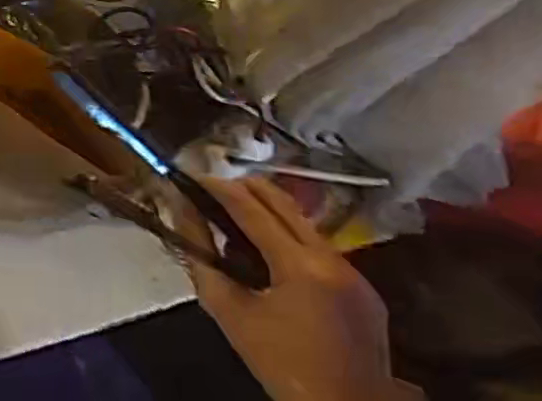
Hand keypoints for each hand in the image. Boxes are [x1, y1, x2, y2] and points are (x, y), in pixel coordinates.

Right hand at [184, 177, 422, 400]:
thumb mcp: (226, 308)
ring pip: (298, 220)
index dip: (212, 185)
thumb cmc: (281, 365)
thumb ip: (199, 252)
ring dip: (261, 212)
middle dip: (239, 188)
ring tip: (227, 225)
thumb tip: (179, 209)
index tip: (184, 176)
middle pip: (280, 200)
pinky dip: (282, 236)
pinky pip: (314, 244)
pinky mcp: (362, 288)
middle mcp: (334, 260)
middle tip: (205, 193)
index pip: (248, 205)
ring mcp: (354, 274)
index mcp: (302, 267)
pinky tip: (261, 256)